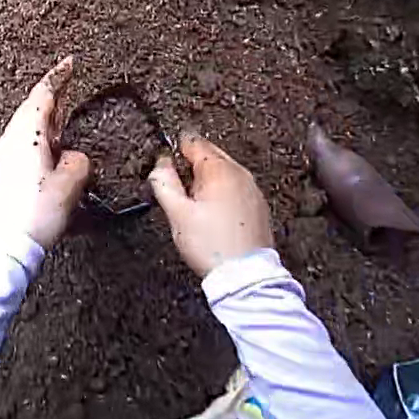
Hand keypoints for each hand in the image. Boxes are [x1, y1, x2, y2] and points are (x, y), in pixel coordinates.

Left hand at [0, 57, 92, 248]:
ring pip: (26, 132)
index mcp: (26, 135)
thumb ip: (77, 163)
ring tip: (63, 127)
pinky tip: (46, 159)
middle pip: (32, 111)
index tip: (69, 64)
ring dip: (45, 125)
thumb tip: (75, 158)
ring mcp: (0, 161)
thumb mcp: (68, 186)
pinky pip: (20, 151)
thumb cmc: (30, 217)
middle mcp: (9, 142)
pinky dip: (37, 146)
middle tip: (68, 91)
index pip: (44, 95)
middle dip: (52, 100)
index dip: (59, 77)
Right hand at [149, 132, 274, 276]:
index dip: (175, 151)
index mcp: (219, 170)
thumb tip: (160, 164)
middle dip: (192, 166)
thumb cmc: (211, 246)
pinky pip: (235, 188)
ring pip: (223, 172)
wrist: (245, 276)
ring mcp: (252, 190)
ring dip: (207, 181)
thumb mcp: (178, 214)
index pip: (193, 142)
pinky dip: (222, 194)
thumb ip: (164, 183)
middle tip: (180, 191)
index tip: (166, 166)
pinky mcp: (258, 206)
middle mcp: (240, 174)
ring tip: (196, 207)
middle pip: (210, 155)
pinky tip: (214, 216)